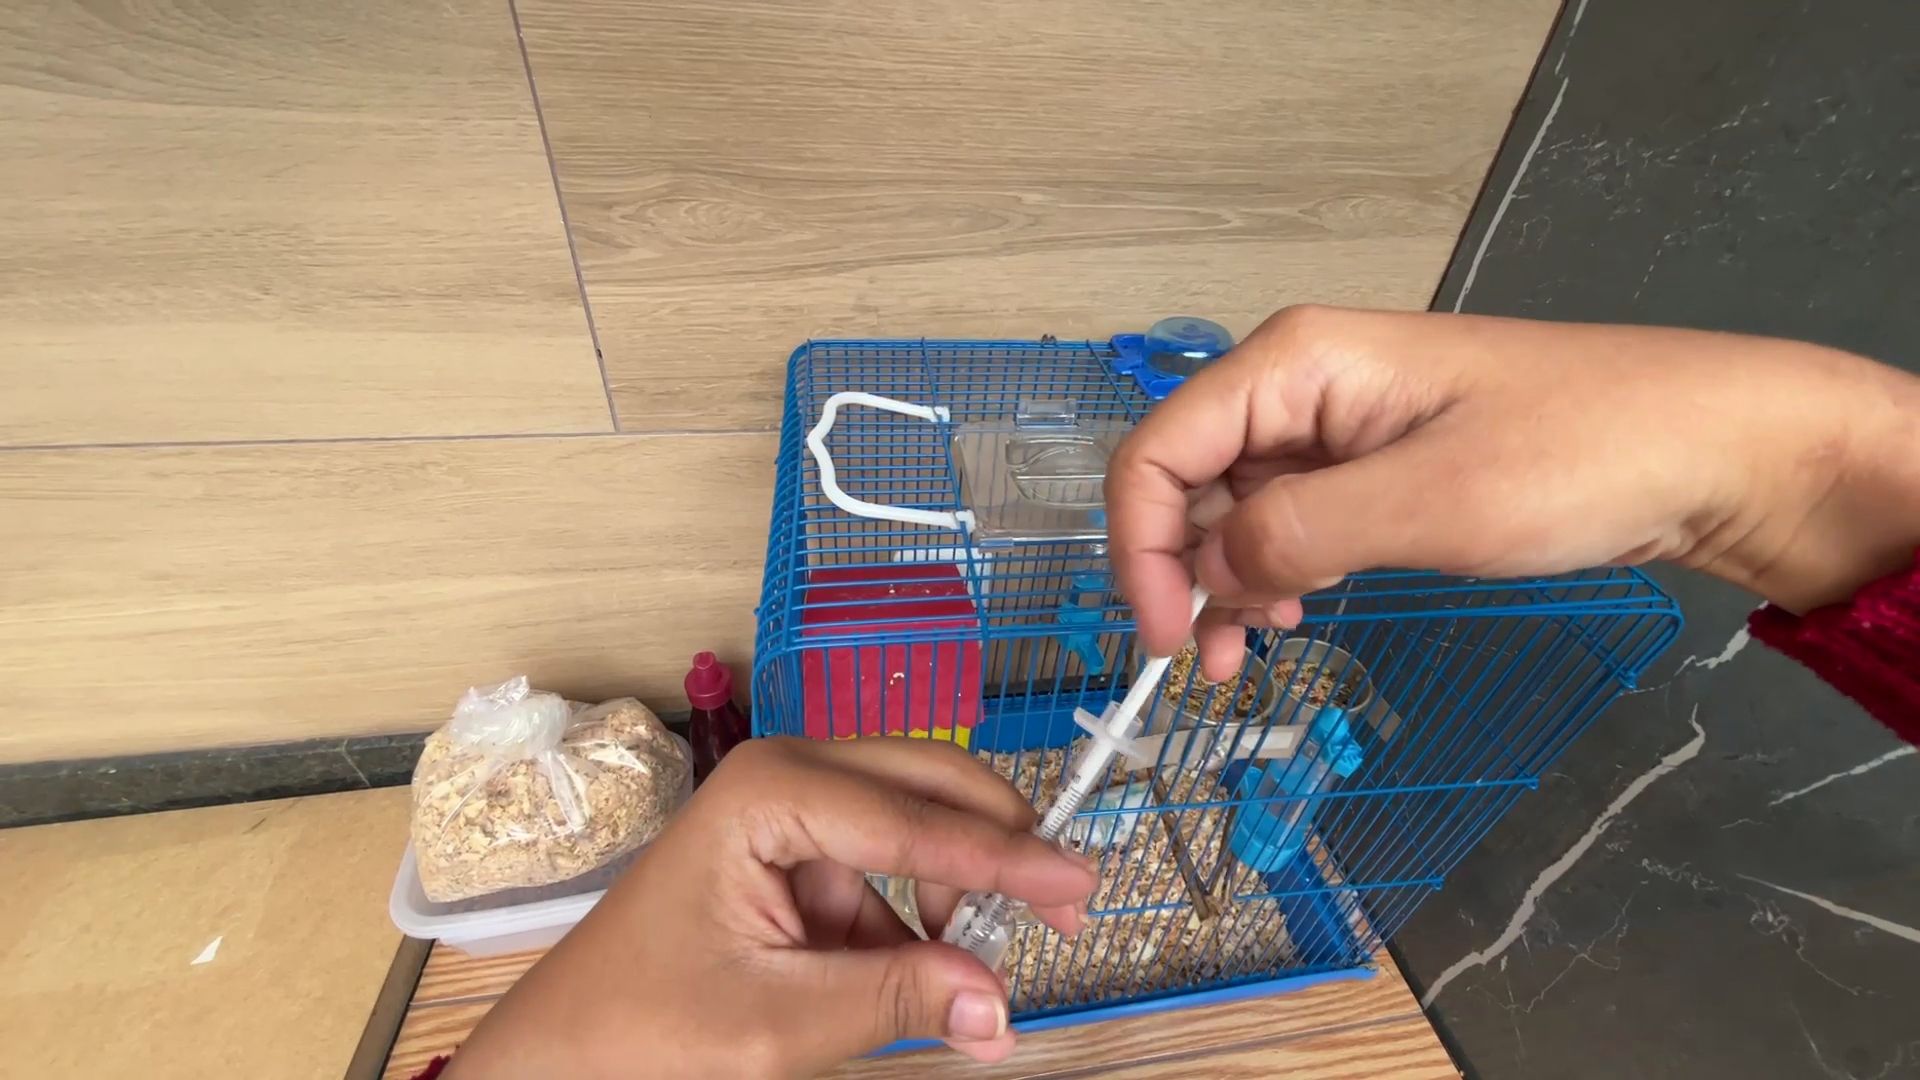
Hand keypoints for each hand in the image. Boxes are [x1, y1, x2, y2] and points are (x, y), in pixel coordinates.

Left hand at [445, 737, 1097, 1079]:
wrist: (557, 1060)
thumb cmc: (642, 1034)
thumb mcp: (775, 1026)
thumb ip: (896, 1001)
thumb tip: (1002, 1008)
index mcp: (775, 788)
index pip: (911, 822)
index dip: (1003, 859)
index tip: (1079, 884)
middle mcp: (793, 771)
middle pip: (924, 783)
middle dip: (996, 839)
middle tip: (1067, 896)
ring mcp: (798, 802)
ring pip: (914, 818)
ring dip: (960, 880)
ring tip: (990, 951)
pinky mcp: (803, 844)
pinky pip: (887, 862)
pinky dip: (921, 907)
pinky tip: (930, 956)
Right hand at [1105, 306, 1919, 675]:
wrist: (1721, 447)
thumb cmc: (1581, 454)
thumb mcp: (1430, 501)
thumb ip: (1294, 533)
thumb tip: (1203, 573)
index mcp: (1287, 365)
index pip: (1156, 453)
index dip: (1139, 545)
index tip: (1162, 634)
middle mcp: (1284, 388)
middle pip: (1180, 483)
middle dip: (1177, 572)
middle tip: (1201, 660)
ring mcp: (1316, 428)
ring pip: (1222, 512)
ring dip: (1218, 585)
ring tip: (1238, 657)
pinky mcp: (1348, 467)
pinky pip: (1272, 524)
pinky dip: (1262, 577)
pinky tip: (1284, 616)